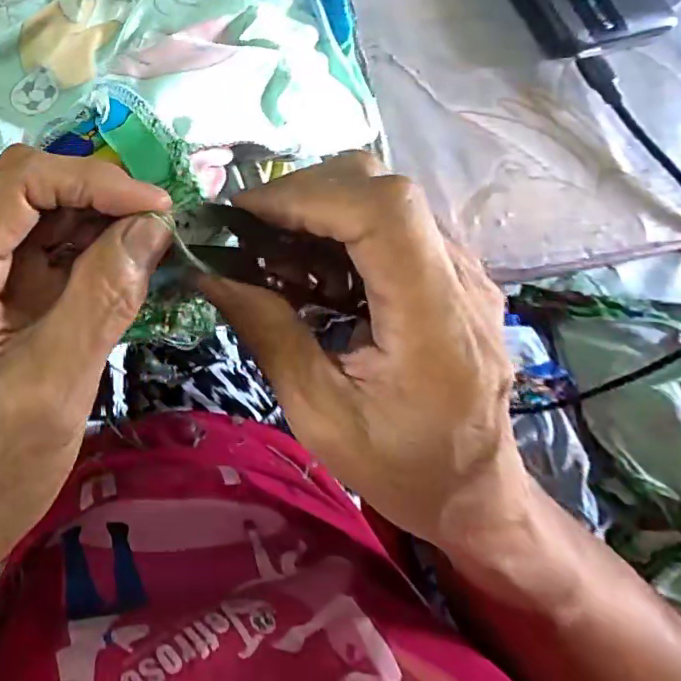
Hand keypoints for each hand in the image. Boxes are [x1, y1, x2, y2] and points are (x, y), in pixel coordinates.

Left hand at [0, 146, 170, 601]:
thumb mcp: (54, 385)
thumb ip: (101, 298)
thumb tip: (151, 226)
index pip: (18, 183)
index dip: (88, 179)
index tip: (153, 205)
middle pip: (29, 189)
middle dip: (96, 193)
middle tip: (160, 222)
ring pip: (44, 213)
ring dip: (99, 217)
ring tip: (155, 239)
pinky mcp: (3, 293)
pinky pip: (50, 248)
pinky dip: (93, 246)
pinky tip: (130, 260)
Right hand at [198, 152, 522, 550]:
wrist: (475, 494)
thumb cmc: (399, 465)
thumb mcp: (317, 414)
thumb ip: (266, 332)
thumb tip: (205, 271)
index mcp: (435, 321)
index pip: (382, 212)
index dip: (306, 196)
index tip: (244, 218)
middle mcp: (460, 279)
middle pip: (380, 186)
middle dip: (300, 193)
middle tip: (248, 229)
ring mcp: (460, 269)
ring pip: (382, 191)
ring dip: (314, 204)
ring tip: (268, 244)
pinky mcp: (447, 270)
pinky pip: (386, 217)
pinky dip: (332, 221)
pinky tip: (303, 261)